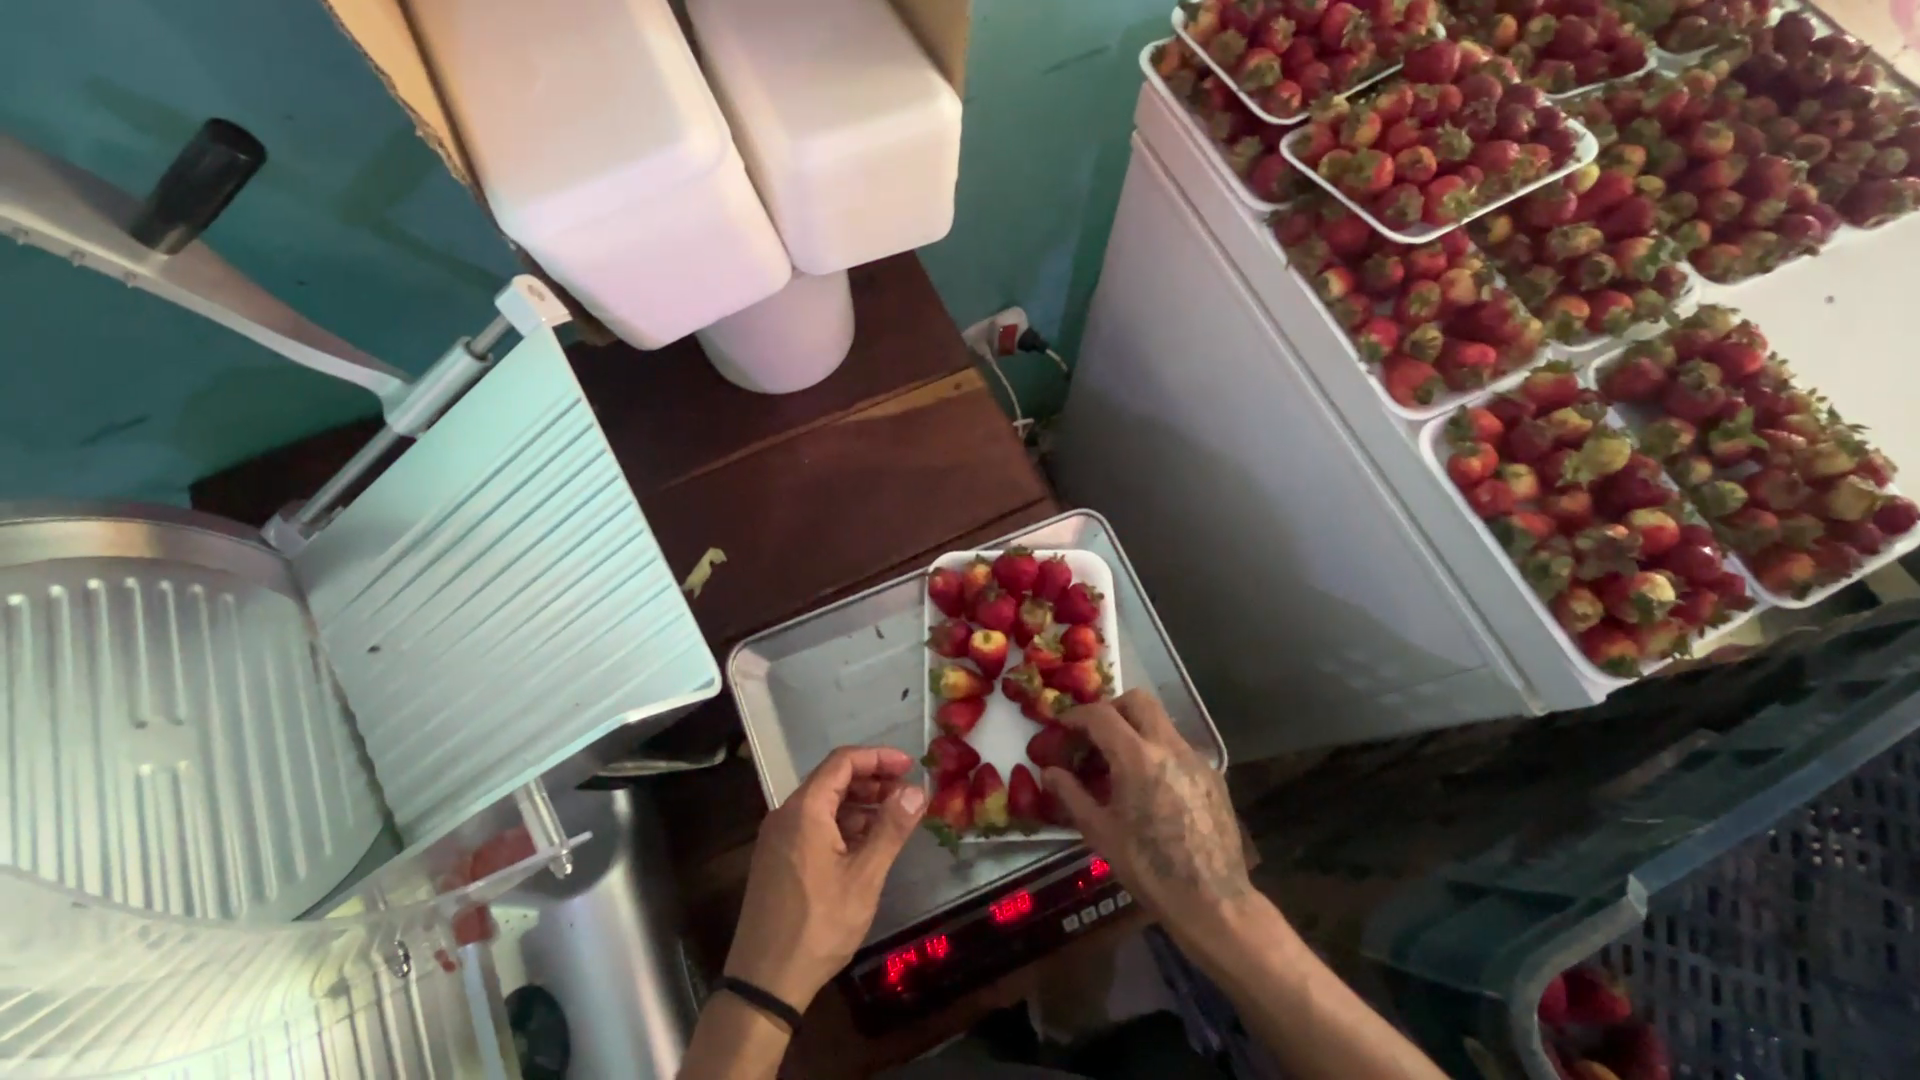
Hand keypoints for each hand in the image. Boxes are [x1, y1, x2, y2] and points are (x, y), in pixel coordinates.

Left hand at [724, 746, 925, 1010]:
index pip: (842, 762)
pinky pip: (812, 825)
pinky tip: (866, 843)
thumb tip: (917, 790)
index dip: (878, 758)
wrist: (765, 979)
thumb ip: (891, 828)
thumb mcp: (864, 877)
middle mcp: (785, 815)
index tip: (910, 766)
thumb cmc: (819, 925)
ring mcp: (778, 838)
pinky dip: (842, 824)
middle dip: (872, 780)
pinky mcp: (777, 859)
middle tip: (907, 794)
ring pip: (822, 804)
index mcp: (804, 810)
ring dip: (859, 804)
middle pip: (831, 780)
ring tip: (894, 818)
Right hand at [1044, 690, 1252, 949]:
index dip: (1075, 717)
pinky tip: (1149, 789)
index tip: (1061, 729)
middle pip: (1137, 701)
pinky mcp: (1213, 776)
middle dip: (1110, 710)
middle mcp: (1170, 746)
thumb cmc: (1148, 868)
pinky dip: (1156, 753)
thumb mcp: (1100, 832)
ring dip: (1134, 732)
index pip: (1100, 715)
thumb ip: (1071, 794)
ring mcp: (1197, 758)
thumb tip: (1050, 772)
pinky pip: (1178, 749)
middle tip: (1093, 737)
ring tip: (1117, 768)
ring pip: (1161, 723)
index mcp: (1137, 757)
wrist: (1211, 900)